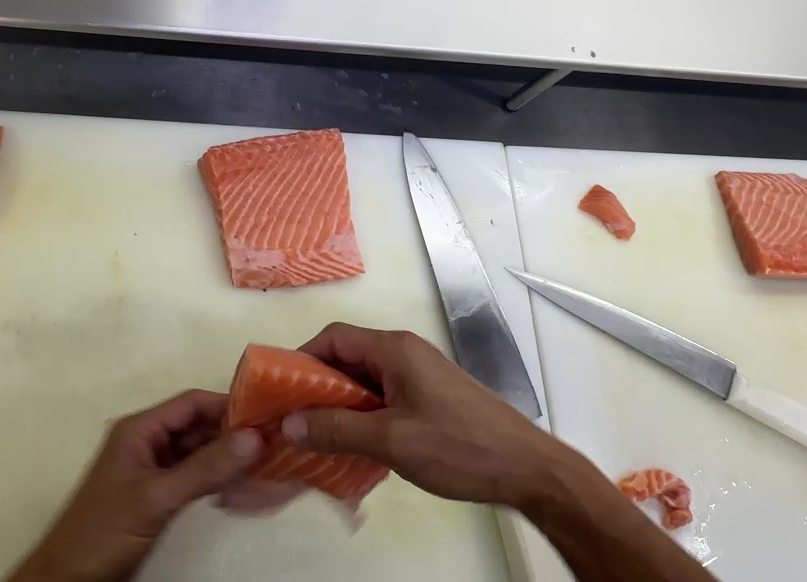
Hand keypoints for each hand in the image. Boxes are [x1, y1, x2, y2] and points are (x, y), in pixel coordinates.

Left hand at [7, 389, 261, 581]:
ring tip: (268, 463)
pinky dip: (217, 480)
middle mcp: (147, 443)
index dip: (228, 405)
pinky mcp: (156, 499)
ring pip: (198, 454)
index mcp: (140, 429)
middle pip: (197, 427)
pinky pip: (193, 479)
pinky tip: (243, 487)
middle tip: (275, 442)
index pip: (191, 404)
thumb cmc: (104, 531)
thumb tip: (254, 438)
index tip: (266, 415)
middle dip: (233, 433)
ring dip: (228, 458)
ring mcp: (151, 472)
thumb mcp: (156, 497)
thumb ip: (205, 468)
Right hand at [280, 322, 575, 509]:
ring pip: (365, 382)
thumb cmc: (459, 446)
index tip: (280, 391)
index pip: (334, 338)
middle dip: (317, 388)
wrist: (526, 469)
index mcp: (394, 349)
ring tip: (318, 440)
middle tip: (294, 422)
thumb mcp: (391, 441)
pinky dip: (364, 418)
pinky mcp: (430, 399)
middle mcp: (404, 353)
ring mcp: (419, 376)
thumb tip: (289, 423)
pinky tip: (356, 450)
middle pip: (348, 359)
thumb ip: (337, 430)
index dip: (302, 359)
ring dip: (340, 407)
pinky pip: (384, 399)